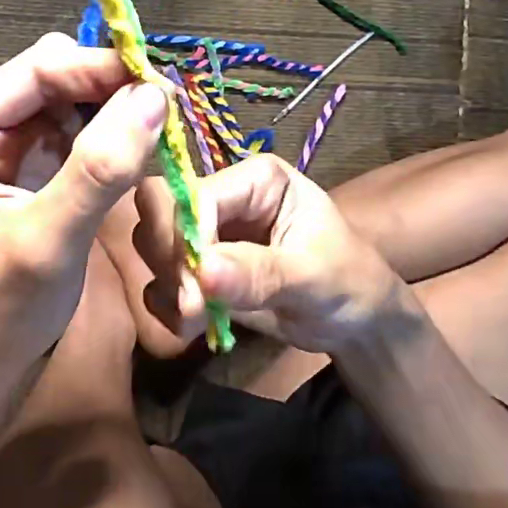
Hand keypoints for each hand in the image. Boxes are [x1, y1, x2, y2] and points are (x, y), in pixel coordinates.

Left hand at [0, 33, 169, 393]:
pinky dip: (118, 130)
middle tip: (166, 103)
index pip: (34, 73)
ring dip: (119, 105)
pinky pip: (86, 128)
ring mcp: (12, 146)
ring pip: (76, 97)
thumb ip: (98, 170)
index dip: (97, 68)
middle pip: (56, 75)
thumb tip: (154, 96)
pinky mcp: (41, 167)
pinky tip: (144, 142)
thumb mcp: (47, 244)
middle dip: (110, 84)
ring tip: (162, 121)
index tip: (160, 80)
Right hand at [133, 154, 408, 354]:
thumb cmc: (347, 281)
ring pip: (153, 243)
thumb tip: (202, 271)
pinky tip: (196, 329)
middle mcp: (225, 197)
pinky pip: (160, 280)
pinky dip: (168, 307)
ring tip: (199, 320)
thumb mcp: (314, 275)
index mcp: (256, 179)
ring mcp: (208, 232)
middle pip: (161, 207)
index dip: (187, 237)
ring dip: (168, 285)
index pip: (198, 194)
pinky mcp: (198, 267)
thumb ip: (260, 272)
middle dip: (168, 258)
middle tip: (192, 306)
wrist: (354, 321)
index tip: (196, 290)